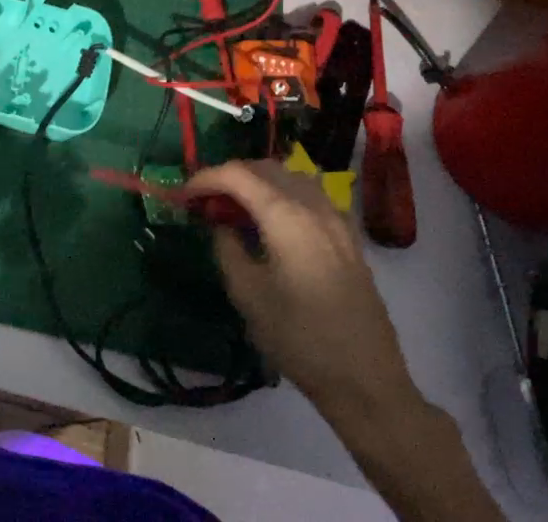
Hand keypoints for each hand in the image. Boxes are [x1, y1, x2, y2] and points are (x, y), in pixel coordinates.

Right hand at [183, 159, 419, 420]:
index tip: (182, 196)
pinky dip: (284, 196)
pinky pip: (312, 198)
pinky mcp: (350, 240)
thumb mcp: (247, 294)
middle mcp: (315, 208)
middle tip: (204, 201)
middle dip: (230, 176)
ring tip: (235, 208)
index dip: (204, 178)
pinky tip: (272, 224)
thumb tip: (220, 225)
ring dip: (259, 182)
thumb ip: (227, 247)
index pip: (237, 174)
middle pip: (267, 168)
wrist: (365, 380)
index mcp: (287, 217)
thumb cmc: (298, 338)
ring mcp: (338, 222)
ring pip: (293, 178)